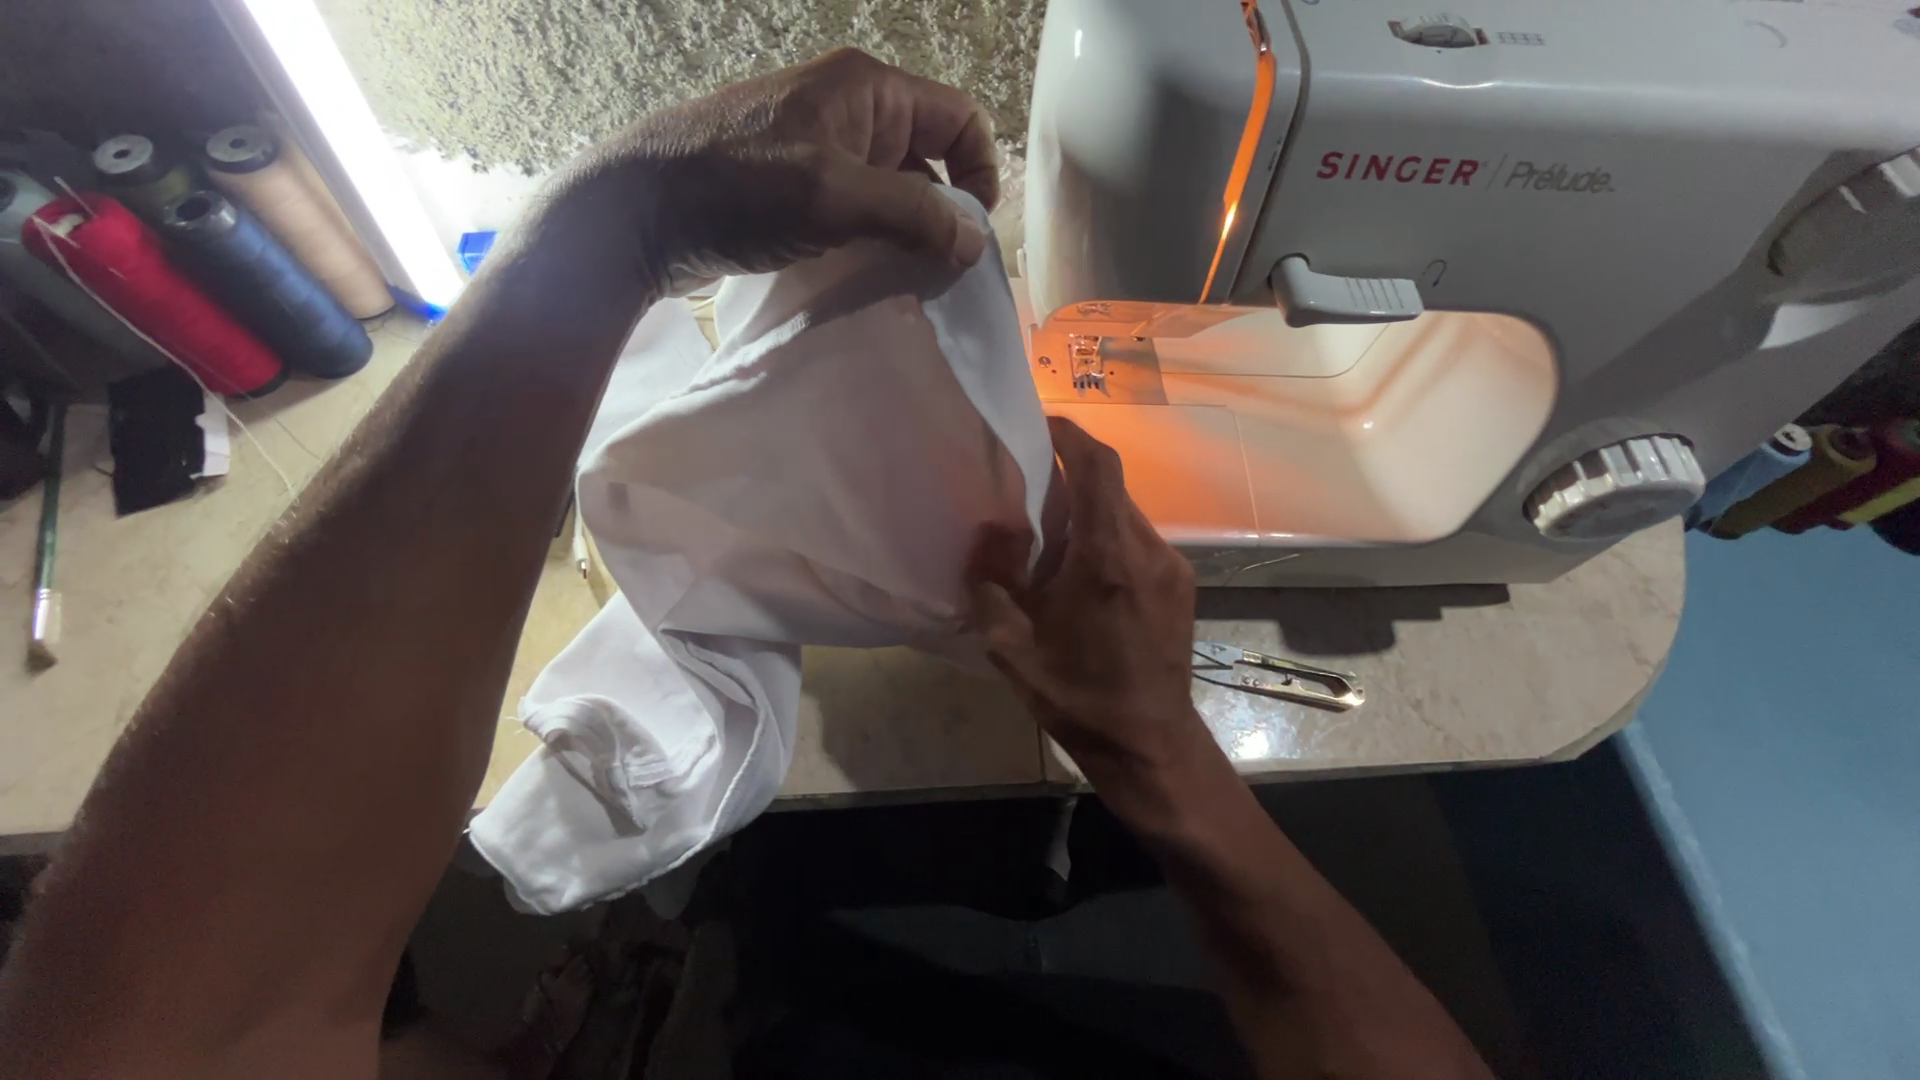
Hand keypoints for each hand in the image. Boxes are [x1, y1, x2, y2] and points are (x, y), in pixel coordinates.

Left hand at [548, 48, 998, 294]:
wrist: (640, 211)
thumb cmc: (739, 189)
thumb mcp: (835, 196)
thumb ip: (912, 214)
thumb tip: (975, 241)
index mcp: (867, 90)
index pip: (958, 119)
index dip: (978, 173)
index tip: (970, 236)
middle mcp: (850, 111)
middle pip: (929, 158)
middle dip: (943, 212)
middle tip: (941, 271)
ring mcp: (820, 149)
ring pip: (891, 190)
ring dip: (906, 233)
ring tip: (905, 280)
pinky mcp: (796, 187)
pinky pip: (856, 209)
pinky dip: (871, 239)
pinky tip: (867, 274)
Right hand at [968, 418, 1215, 791]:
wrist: (1149, 744)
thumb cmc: (1077, 696)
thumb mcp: (1012, 646)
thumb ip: (992, 581)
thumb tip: (988, 531)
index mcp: (1106, 559)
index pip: (1098, 468)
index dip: (1071, 435)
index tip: (1042, 424)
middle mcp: (1148, 551)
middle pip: (1112, 487)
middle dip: (1072, 475)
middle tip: (1031, 487)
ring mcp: (1172, 568)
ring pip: (1127, 515)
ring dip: (1090, 511)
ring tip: (1053, 538)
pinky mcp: (1181, 586)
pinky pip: (1141, 541)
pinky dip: (1109, 537)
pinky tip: (1085, 572)